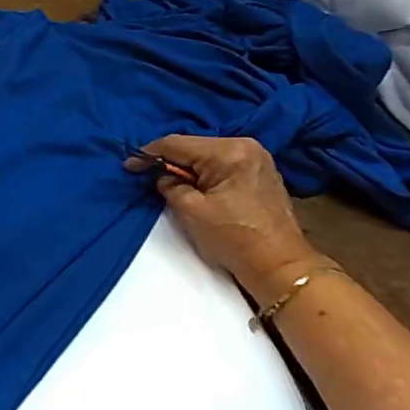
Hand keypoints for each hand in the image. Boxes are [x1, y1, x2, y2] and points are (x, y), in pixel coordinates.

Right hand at [127, 135, 328, 304]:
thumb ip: (171, 186)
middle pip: (196, 147)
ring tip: (170, 183)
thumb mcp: (192, 213)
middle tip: (148, 176)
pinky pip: (225, 164)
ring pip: (210, 155)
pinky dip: (208, 173)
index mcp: (229, 151)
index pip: (179, 144)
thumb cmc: (235, 239)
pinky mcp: (261, 172)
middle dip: (171, 161)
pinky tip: (197, 187)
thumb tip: (164, 176)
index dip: (150, 154)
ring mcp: (257, 158)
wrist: (280, 266)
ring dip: (189, 168)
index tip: (129, 166)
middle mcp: (246, 145)